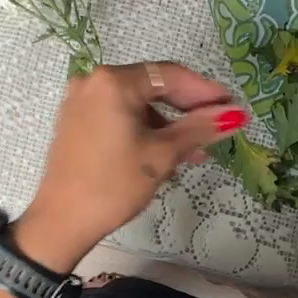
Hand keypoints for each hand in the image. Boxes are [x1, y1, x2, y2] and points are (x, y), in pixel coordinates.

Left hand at [19, 62, 244, 270]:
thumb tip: (235, 114)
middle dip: (187, 109)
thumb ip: (199, 128)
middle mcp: (93, 82)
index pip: (170, 76)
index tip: (232, 105)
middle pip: (152, 87)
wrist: (62, 221)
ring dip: (167, 125)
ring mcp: (81, 102)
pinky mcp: (75, 122)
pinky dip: (143, 130)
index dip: (205, 91)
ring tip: (193, 153)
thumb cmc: (114, 185)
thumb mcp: (162, 155)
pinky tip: (163, 155)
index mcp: (114, 81)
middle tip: (217, 126)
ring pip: (137, 105)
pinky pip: (119, 116)